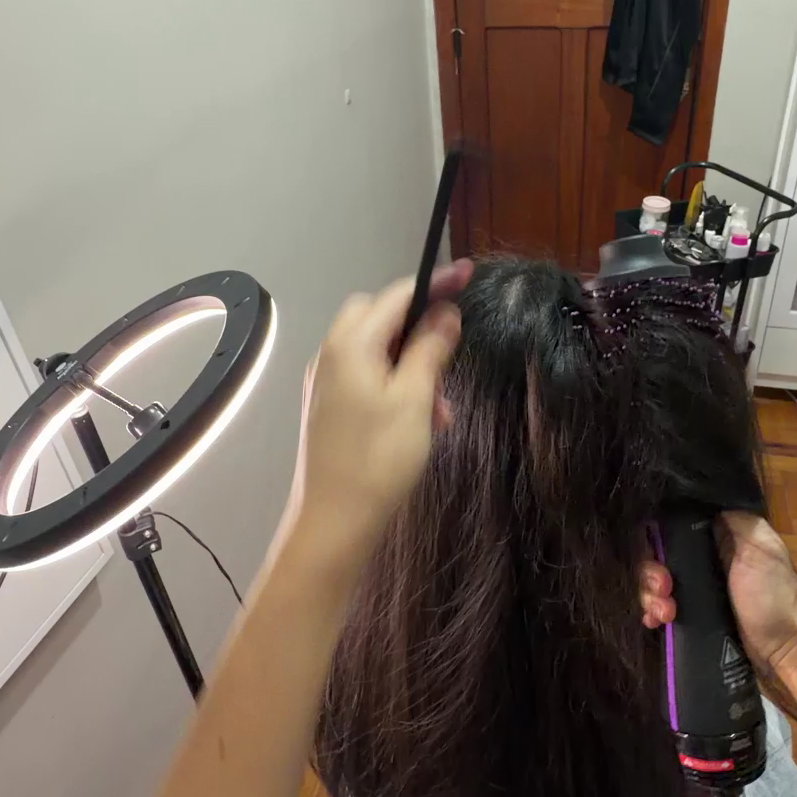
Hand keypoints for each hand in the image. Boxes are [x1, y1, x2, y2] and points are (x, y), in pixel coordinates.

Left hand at [284, 261, 471, 557]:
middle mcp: (332, 354)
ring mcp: (327, 382)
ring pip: (377, 350)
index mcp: (350, 344)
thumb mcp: (415, 399)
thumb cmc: (379, 458)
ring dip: (412, 364)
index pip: (396, 295)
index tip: (468, 274)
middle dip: (418, 327)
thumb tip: (445, 312)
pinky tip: (421, 420)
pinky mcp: (330, 407)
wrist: (334, 521)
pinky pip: (368, 377)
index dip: (435, 282)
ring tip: (441, 407)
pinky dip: (397, 385)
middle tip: (449, 352)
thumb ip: (430, 349)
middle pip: (380, 317)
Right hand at [640, 512, 796, 723]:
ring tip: (663, 614)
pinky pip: (659, 606)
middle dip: (650, 573)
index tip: (659, 558)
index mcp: (719, 535)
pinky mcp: (692, 615)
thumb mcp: (761, 547)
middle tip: (663, 591)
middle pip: (656, 554)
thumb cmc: (775, 597)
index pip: (670, 525)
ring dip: (649, 596)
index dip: (655, 538)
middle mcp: (704, 557)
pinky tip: (654, 623)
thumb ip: (732, 520)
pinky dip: (652, 612)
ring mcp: (696, 588)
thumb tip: (694, 499)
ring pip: (653, 582)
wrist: (789, 654)